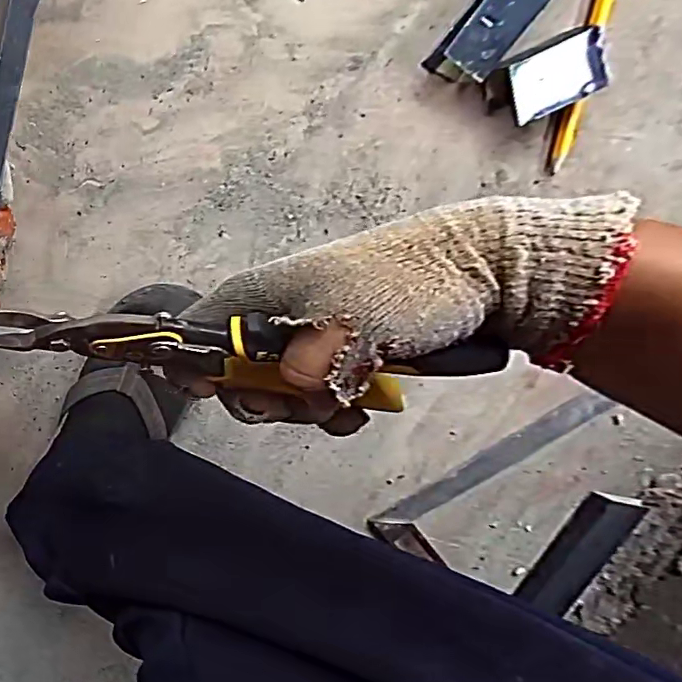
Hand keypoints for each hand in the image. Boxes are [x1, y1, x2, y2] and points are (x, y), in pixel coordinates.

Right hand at [176, 193, 641, 431]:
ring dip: (299, 408)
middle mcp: (264, 316)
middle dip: (259, 398)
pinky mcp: (330, 353)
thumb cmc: (410, 281)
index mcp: (249, 296)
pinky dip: (326, 407)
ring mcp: (298, 336)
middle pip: (229, 372)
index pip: (189, 335)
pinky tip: (351, 410)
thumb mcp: (347, 322)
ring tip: (336, 408)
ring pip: (270, 387)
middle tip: (294, 407)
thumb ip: (303, 363)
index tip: (214, 390)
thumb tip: (285, 389)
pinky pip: (308, 391)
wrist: (491, 271)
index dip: (191, 367)